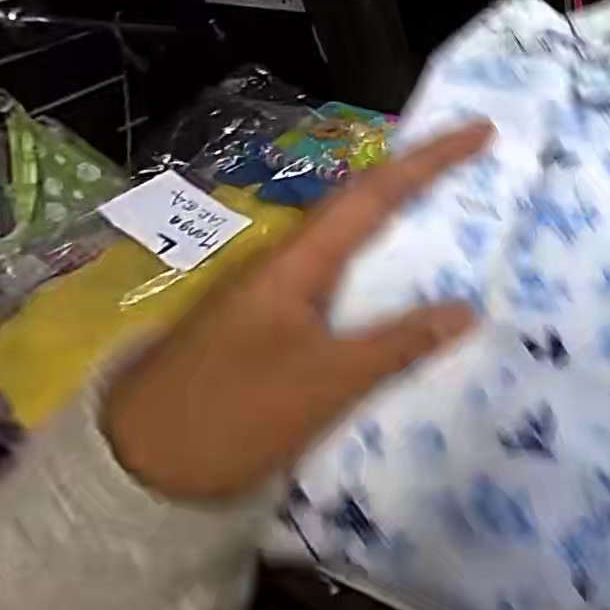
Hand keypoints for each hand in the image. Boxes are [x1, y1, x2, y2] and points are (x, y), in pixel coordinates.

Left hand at [103, 122, 495, 501]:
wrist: (129, 478)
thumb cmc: (229, 416)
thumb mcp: (326, 383)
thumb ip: (401, 343)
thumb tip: (469, 310)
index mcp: (299, 263)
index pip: (376, 194)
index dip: (431, 159)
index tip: (480, 131)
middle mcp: (292, 264)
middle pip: (367, 203)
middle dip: (424, 176)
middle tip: (478, 163)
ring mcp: (284, 293)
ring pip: (360, 240)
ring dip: (410, 218)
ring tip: (461, 213)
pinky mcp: (283, 322)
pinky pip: (353, 277)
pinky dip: (394, 266)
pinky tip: (415, 282)